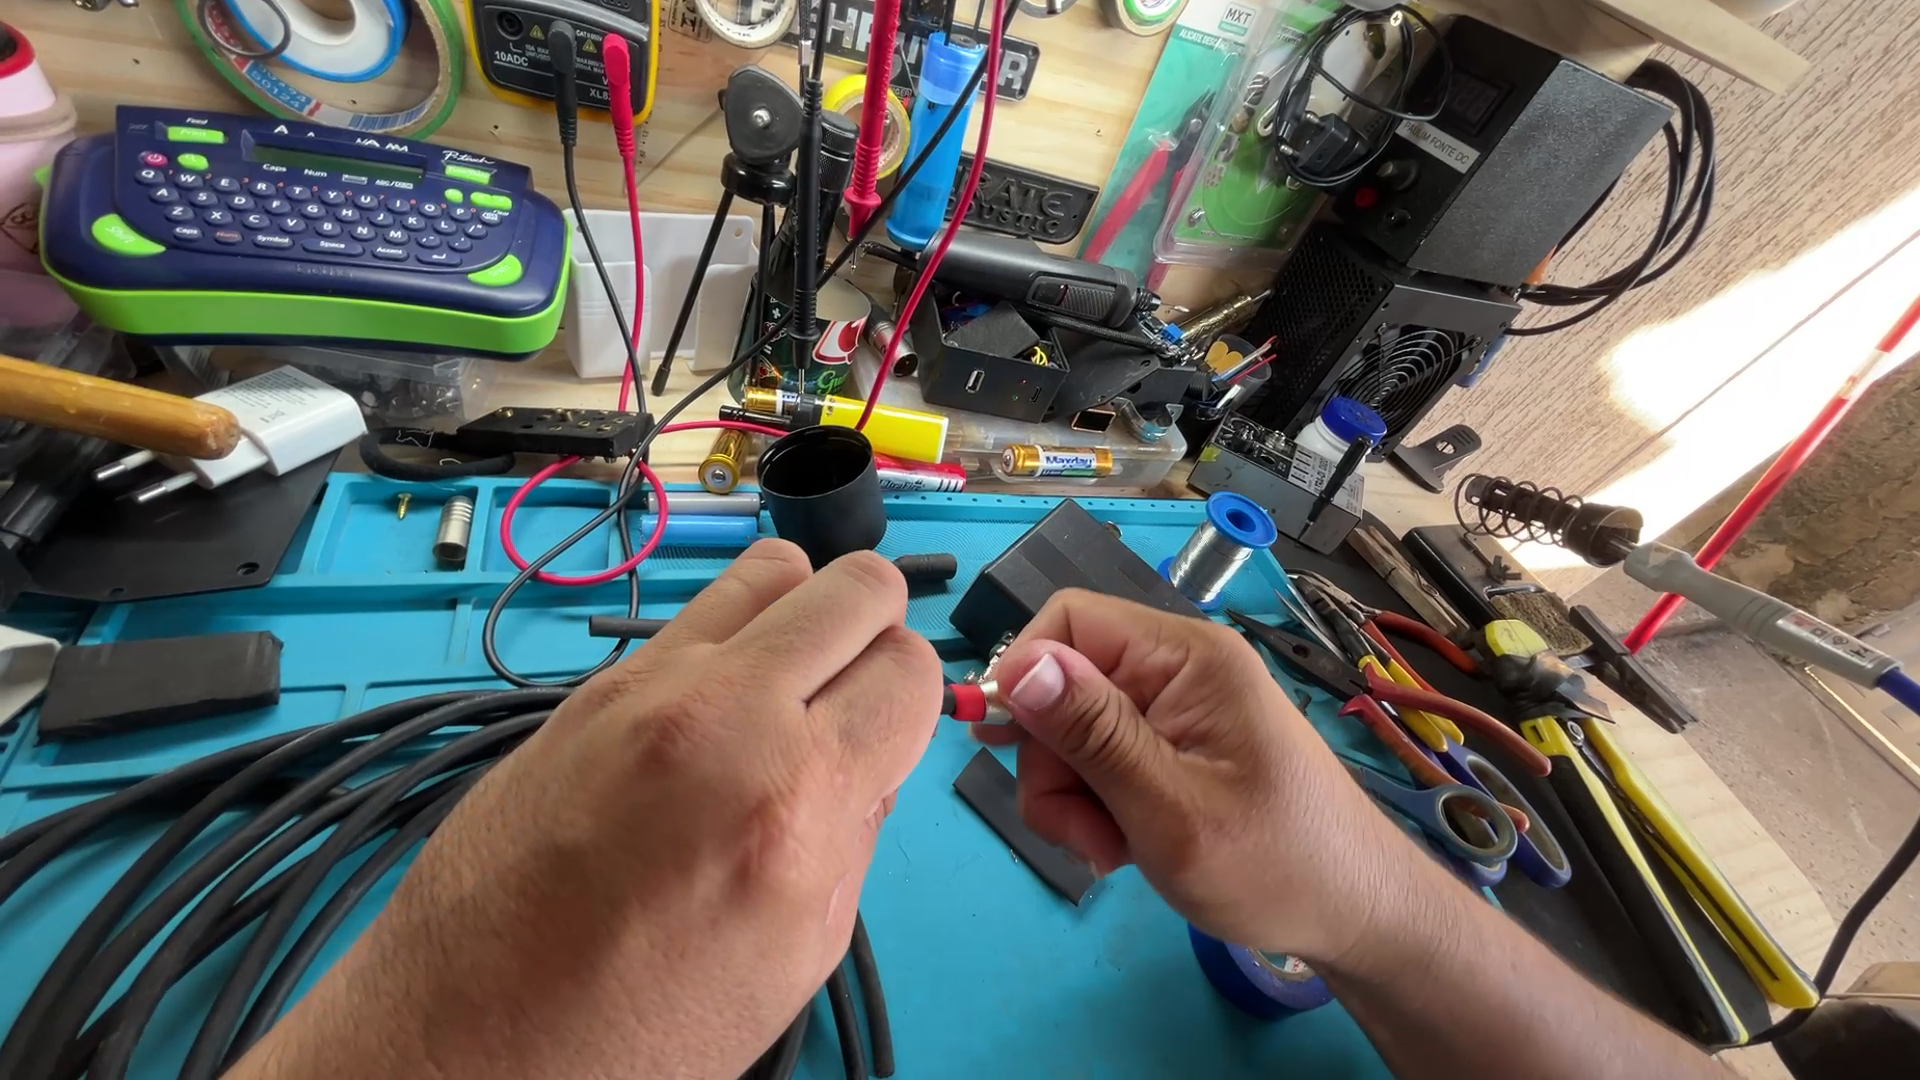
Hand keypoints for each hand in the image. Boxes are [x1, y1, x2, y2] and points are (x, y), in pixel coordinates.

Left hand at [239, 541, 941, 1079]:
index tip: (884, 730)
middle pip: (862, 586)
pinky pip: (711, 599)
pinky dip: (746, 624)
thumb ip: (861, 823)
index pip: (912, 668)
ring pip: (785, 565)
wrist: (465, 1040)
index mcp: (801, 801)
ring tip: (790, 674)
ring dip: (811, 609)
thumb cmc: (654, 1024)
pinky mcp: (604, 678)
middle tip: (849, 690)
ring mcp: (659, 683)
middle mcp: (735, 716)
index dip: (912, 697)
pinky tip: (725, 686)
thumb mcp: (807, 948)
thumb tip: (873, 743)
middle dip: (880, 629)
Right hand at [981, 589, 1410, 965]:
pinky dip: (1092, 800)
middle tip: (1077, 831)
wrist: (1357, 919)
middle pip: (1063, 680)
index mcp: (1185, 655)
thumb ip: (1093, 733)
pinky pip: (1098, 753)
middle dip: (1051, 758)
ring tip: (1108, 848)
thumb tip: (1018, 664)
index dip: (1024, 670)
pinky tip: (1120, 842)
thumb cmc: (1276, 865)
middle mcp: (1174, 665)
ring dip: (1069, 792)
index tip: (1005, 744)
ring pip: (1071, 726)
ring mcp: (1171, 704)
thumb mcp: (1172, 808)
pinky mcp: (1168, 740)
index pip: (1071, 618)